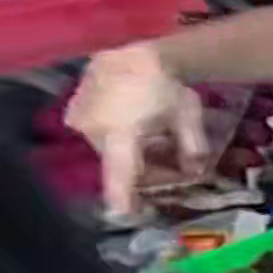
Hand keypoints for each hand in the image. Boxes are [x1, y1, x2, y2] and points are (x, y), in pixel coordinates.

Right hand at [67, 44, 207, 218]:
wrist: (135, 57)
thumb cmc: (167, 89)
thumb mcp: (189, 120)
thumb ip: (193, 149)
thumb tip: (196, 174)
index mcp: (121, 134)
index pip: (121, 172)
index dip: (123, 195)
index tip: (125, 214)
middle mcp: (93, 131)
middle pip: (123, 164)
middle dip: (150, 172)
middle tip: (179, 173)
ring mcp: (81, 122)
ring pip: (114, 153)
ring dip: (139, 158)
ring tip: (165, 149)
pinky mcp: (77, 114)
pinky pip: (106, 139)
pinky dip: (127, 145)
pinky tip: (147, 137)